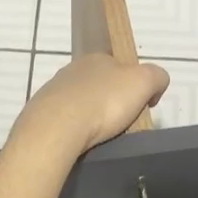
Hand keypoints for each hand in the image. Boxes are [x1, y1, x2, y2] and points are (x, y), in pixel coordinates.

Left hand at [12, 54, 168, 153]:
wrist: (58, 127)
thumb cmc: (105, 101)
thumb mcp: (144, 82)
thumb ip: (157, 77)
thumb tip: (155, 87)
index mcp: (97, 58)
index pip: (119, 66)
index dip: (132, 85)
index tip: (138, 106)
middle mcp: (72, 69)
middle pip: (99, 84)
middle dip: (110, 101)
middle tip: (120, 123)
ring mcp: (53, 91)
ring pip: (79, 101)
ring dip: (90, 115)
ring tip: (99, 135)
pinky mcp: (41, 112)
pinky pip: (64, 118)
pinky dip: (74, 127)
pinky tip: (79, 139)